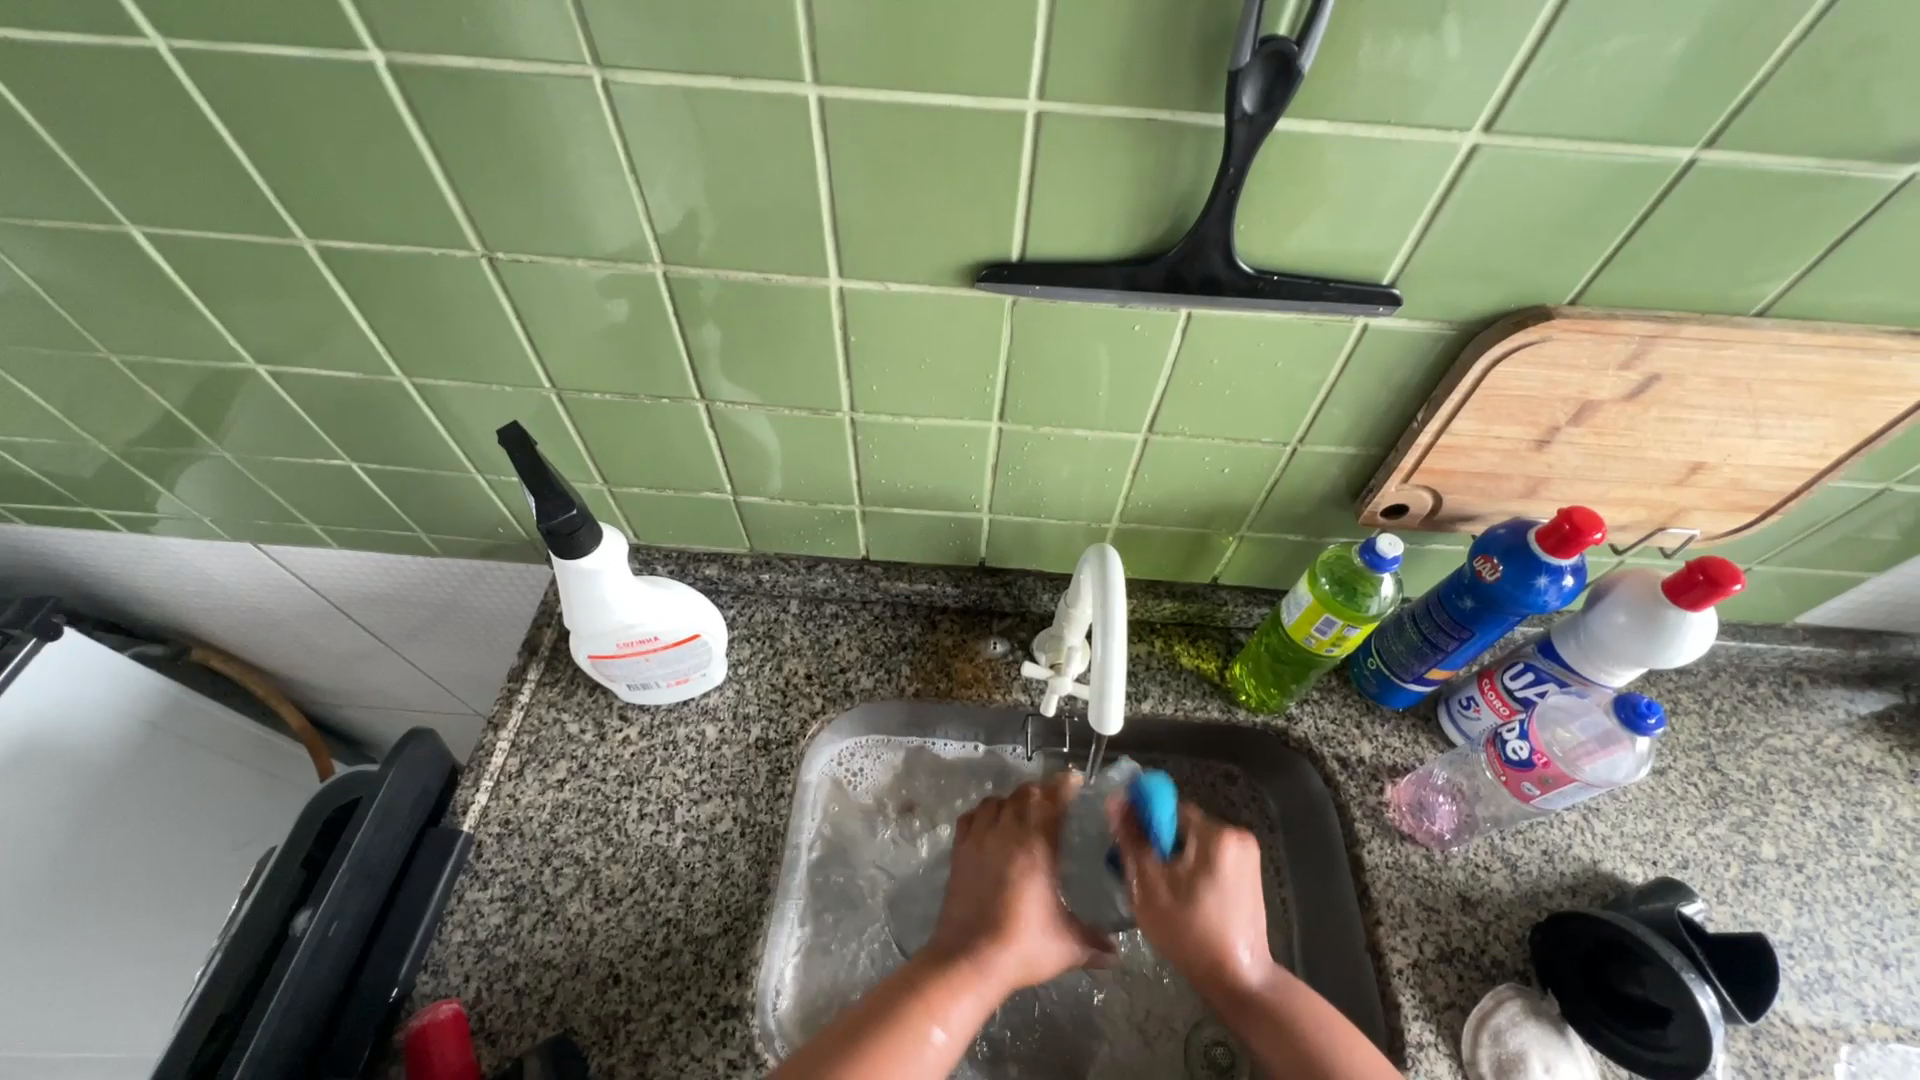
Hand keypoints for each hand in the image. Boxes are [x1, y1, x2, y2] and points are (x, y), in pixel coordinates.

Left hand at [923, 772, 1114, 992]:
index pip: (1052, 800)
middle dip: (1040, 791)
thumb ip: (1096, 945)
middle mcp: (1006, 833)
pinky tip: (990, 826)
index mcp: (1036, 846)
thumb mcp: (1068, 947)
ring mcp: (978, 840)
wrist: (968, 960)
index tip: (1074, 780)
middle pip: (1023, 794)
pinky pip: (970, 818)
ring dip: (1011, 800)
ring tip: (1021, 812)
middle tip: (1053, 801)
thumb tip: (1117, 954)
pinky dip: (983, 814)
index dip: (1064, 785)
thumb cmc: (1022, 946)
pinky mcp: (958, 852)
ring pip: (995, 801)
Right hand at [1108, 797, 1279, 1000]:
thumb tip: (1115, 800)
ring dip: (1174, 858)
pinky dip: (1192, 869)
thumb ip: (1132, 841)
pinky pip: (1210, 858)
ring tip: (1160, 889)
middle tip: (1141, 874)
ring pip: (1194, 843)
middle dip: (1159, 844)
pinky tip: (1183, 897)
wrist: (1239, 980)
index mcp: (1216, 834)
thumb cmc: (1190, 933)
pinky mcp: (1249, 874)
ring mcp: (1247, 855)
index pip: (1168, 808)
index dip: (1144, 823)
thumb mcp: (1150, 887)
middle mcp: (1237, 835)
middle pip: (1182, 825)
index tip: (1129, 846)